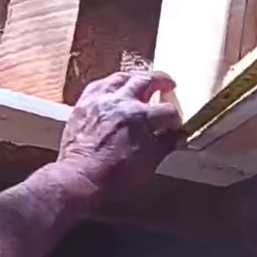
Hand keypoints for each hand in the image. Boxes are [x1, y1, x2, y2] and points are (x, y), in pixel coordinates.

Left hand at [50, 70, 182, 204]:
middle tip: (168, 84)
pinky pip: (99, 85)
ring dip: (134, 78)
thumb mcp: (148, 164)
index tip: (174, 125)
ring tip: (140, 81)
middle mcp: (123, 102)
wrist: (81, 178)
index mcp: (142, 117)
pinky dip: (110, 85)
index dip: (175, 118)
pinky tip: (113, 89)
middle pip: (147, 80)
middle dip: (161, 81)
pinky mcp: (84, 104)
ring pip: (121, 77)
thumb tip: (176, 136)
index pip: (168, 110)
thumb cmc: (115, 177)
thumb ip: (164, 145)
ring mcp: (102, 100)